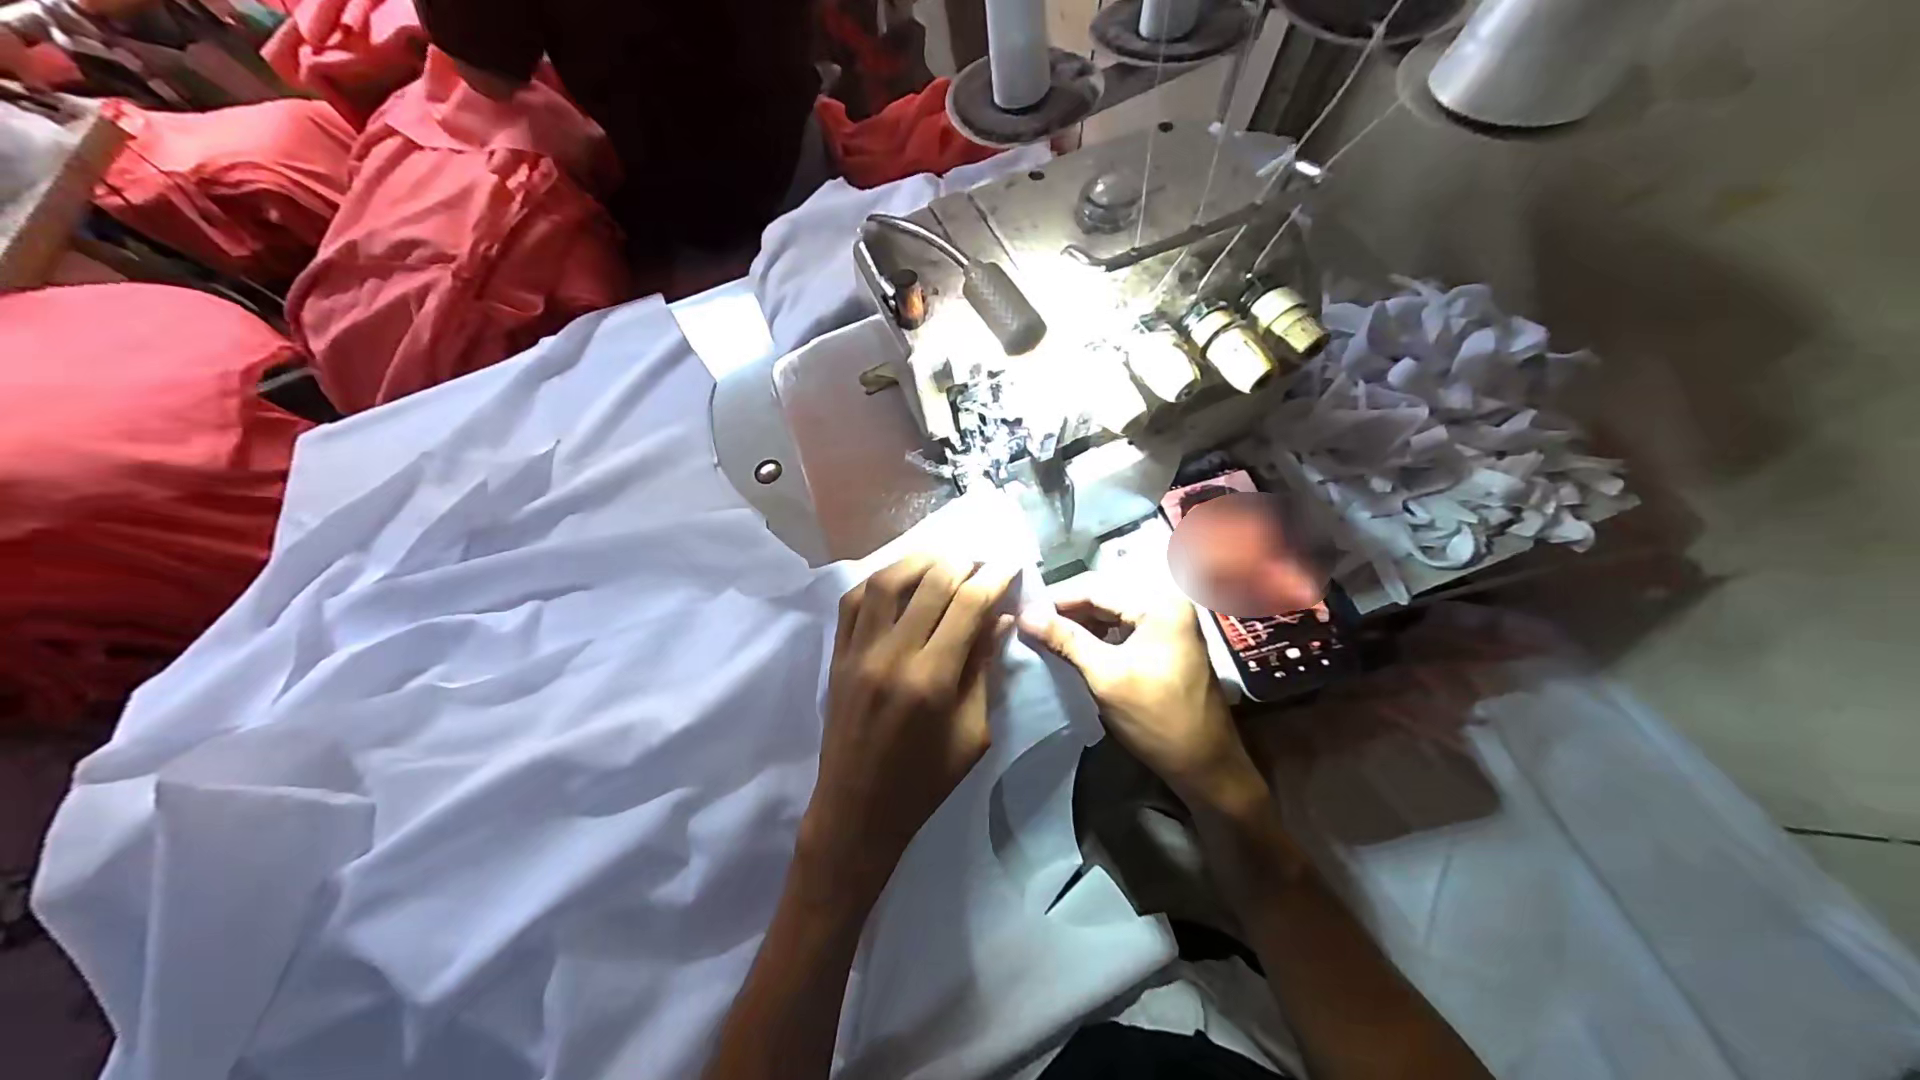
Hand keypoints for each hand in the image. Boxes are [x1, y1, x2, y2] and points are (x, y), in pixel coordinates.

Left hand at [802, 556, 1017, 903]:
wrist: (857, 809)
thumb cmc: (925, 781)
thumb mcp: (972, 733)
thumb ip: (983, 669)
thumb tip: (998, 617)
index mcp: (931, 680)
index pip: (967, 606)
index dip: (993, 579)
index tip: (1010, 566)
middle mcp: (891, 655)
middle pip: (930, 584)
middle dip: (963, 563)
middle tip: (982, 561)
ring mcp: (858, 651)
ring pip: (887, 581)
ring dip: (920, 561)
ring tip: (945, 560)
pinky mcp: (838, 655)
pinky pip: (854, 600)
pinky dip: (880, 579)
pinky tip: (901, 577)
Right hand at [1020, 573, 1257, 807]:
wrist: (1204, 764)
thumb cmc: (1156, 719)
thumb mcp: (1105, 676)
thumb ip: (1065, 640)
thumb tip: (1024, 614)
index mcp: (1160, 603)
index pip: (1095, 588)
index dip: (1055, 600)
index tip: (1021, 614)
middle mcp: (1167, 603)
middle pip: (1104, 596)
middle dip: (1066, 611)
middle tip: (1029, 626)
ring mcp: (1169, 622)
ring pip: (1110, 612)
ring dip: (1079, 624)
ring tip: (1045, 636)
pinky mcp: (1165, 641)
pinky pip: (1122, 628)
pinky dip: (1096, 636)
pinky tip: (1073, 647)